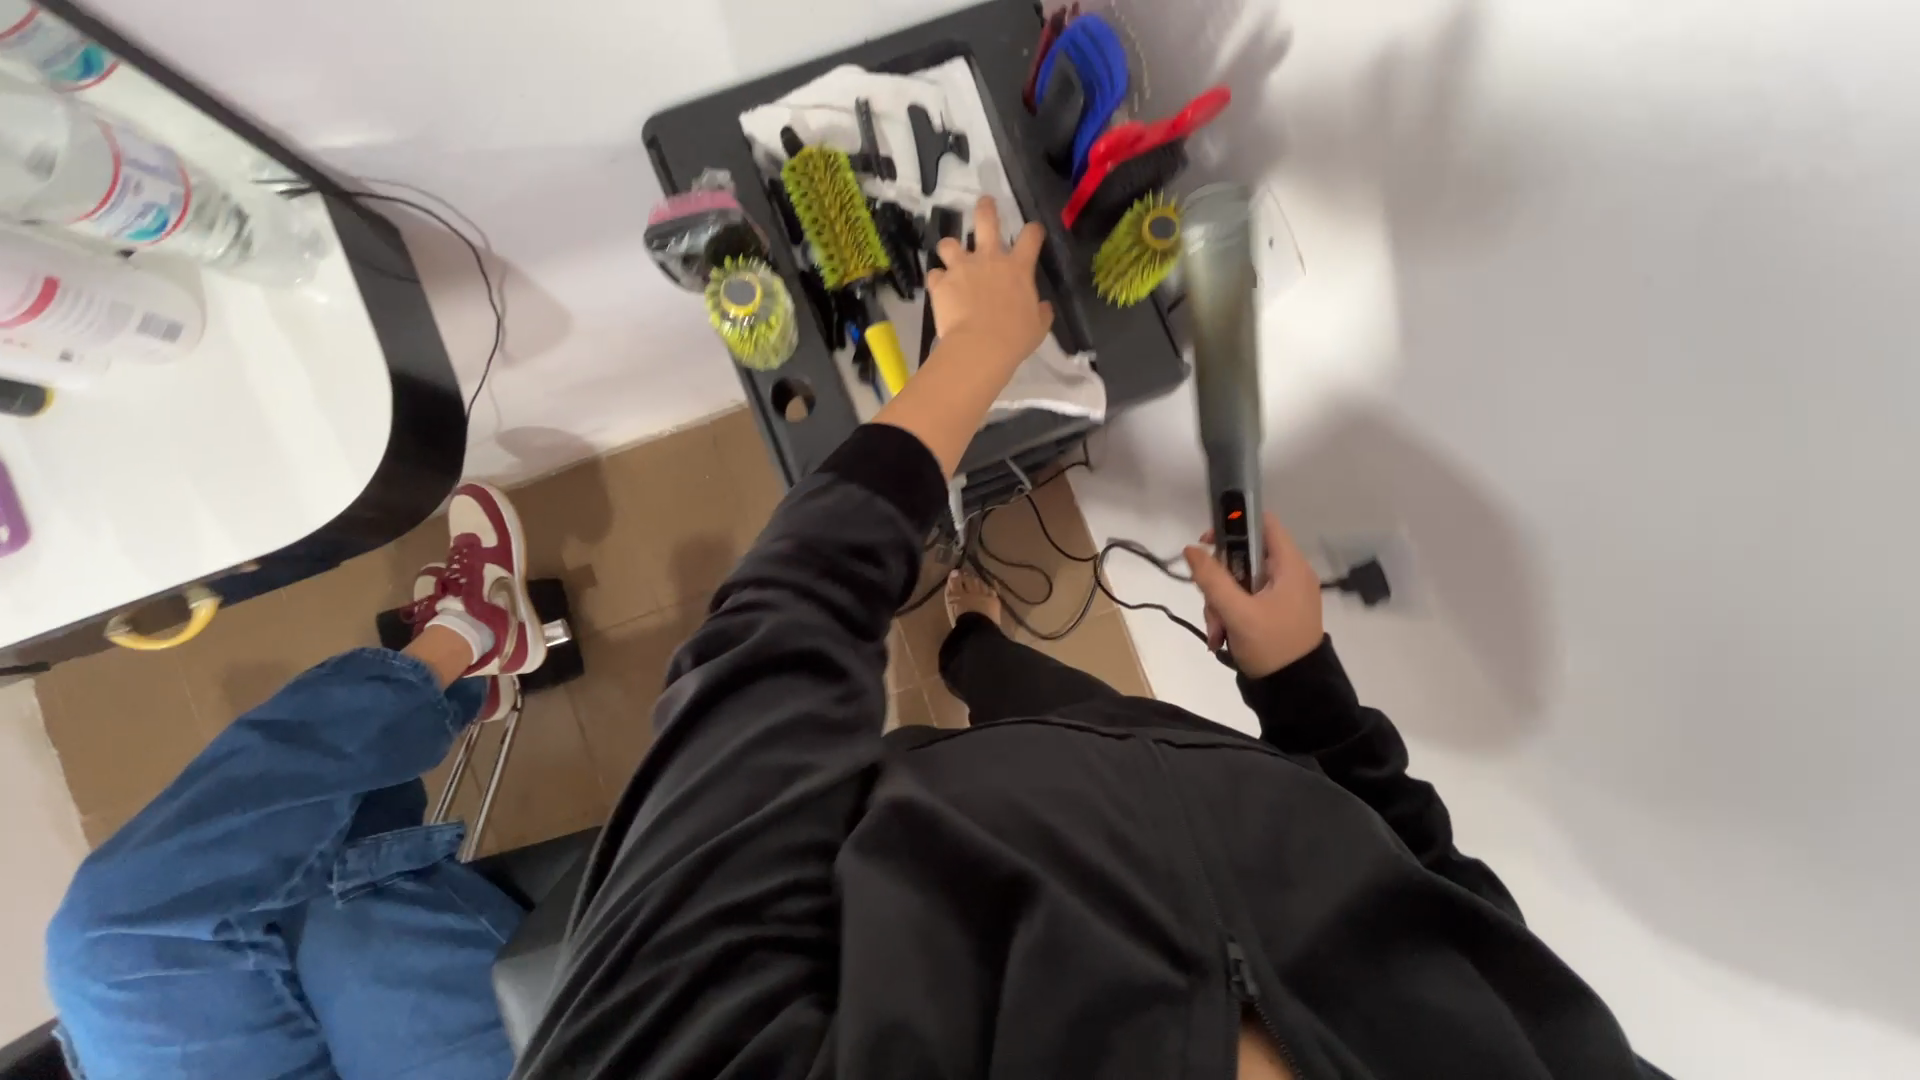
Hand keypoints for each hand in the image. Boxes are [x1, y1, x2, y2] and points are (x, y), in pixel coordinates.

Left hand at [926, 195, 1053, 369]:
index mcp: (1018, 268)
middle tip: (985, 204)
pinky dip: (937, 281)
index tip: (1032, 232)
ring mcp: (961, 268)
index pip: (1031, 235)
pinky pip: (934, 275)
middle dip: (985, 208)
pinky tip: (939, 289)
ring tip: (950, 254)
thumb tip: (1043, 306)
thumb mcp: (1038, 327)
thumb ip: (1041, 313)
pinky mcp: (940, 283)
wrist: (980, 347)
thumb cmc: (1015, 338)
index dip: (1033, 230)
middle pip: (986, 219)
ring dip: (950, 247)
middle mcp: (988, 259)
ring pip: (949, 243)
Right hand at [1184, 512, 1323, 677]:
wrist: (1296, 692)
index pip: (1263, 523)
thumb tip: (1190, 549)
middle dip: (1219, 581)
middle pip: (1244, 557)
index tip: (1208, 543)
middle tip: (1210, 603)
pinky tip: (1221, 636)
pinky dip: (1229, 615)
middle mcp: (1290, 575)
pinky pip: (1245, 600)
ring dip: (1220, 604)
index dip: (1234, 524)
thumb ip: (1211, 578)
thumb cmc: (1271, 646)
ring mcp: (1283, 595)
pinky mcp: (1276, 612)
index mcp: (1290, 567)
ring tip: (1217, 631)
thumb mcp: (1237, 612)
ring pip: (1239, 582)